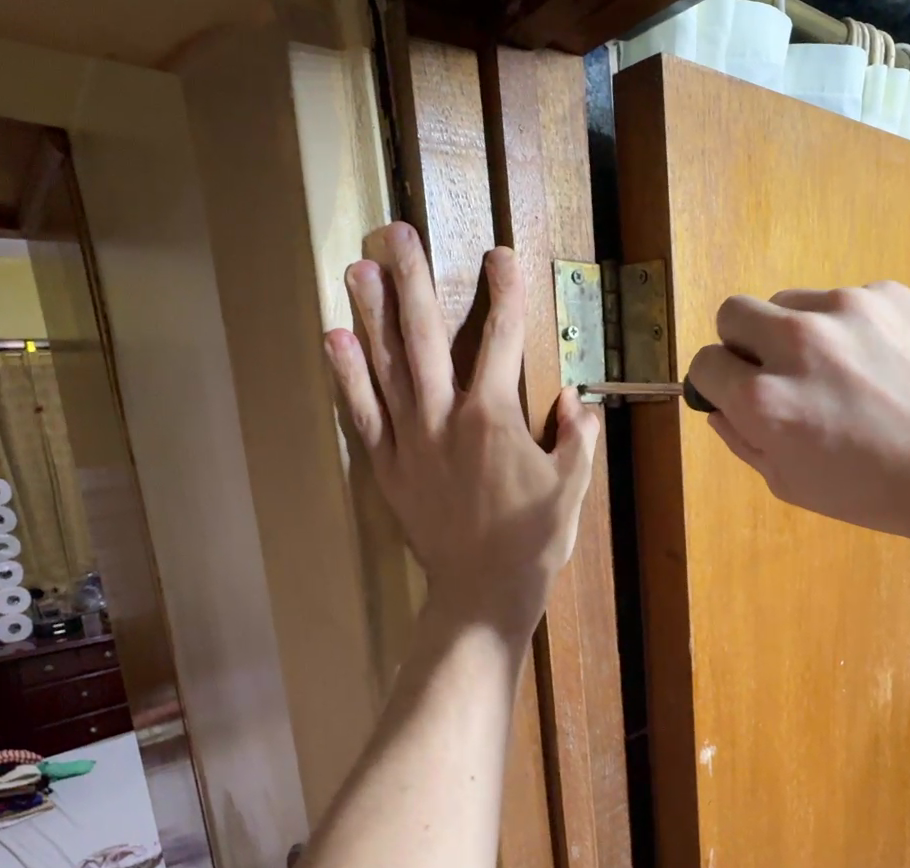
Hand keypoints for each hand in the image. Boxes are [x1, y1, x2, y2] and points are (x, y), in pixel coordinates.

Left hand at [326, 223, 599, 631]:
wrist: (482, 592)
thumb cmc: (534, 540)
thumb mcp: (572, 487)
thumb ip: (576, 437)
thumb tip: (573, 399)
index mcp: (495, 418)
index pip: (504, 341)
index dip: (506, 294)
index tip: (502, 255)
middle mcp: (446, 417)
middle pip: (427, 338)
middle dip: (415, 282)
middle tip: (398, 233)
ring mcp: (410, 440)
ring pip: (387, 367)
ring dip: (371, 315)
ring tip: (357, 267)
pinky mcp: (387, 466)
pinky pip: (363, 415)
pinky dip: (347, 377)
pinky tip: (333, 339)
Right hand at [686, 282, 909, 550]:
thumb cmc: (875, 491)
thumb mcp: (791, 484)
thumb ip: (743, 439)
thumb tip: (718, 405)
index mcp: (766, 399)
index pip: (705, 363)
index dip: (716, 382)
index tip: (735, 393)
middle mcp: (796, 342)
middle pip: (733, 312)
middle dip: (743, 343)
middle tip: (777, 374)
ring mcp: (844, 309)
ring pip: (789, 302)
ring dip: (796, 333)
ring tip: (841, 374)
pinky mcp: (888, 293)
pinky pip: (843, 302)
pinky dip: (848, 329)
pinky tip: (882, 365)